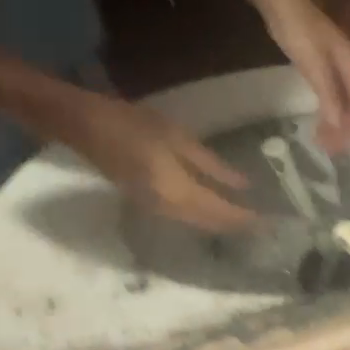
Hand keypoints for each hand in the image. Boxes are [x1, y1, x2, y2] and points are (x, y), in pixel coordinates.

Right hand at [57, 91, 255, 230]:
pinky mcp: (146, 203)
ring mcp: (155, 208)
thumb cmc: (130, 123)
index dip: (245, 218)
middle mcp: (169, 208)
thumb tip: (242, 185)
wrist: (79, 125)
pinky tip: (212, 211)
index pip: (221, 212)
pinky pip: (182, 218)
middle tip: (262, 227)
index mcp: (179, 191)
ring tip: (244, 221)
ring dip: (220, 225)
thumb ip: (210, 164)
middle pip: (209, 224)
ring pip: (196, 224)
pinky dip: (203, 218)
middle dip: (236, 226)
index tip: (269, 223)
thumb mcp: (176, 137)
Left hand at [262, 0, 349, 153]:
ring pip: (347, 104)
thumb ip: (329, 95)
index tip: (343, 150)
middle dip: (346, 131)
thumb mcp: (313, 64)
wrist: (279, 0)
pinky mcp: (328, 68)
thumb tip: (340, 125)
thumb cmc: (298, 29)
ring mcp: (342, 68)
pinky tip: (322, 122)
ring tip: (324, 141)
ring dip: (338, 124)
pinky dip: (330, 112)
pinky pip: (336, 97)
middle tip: (330, 151)